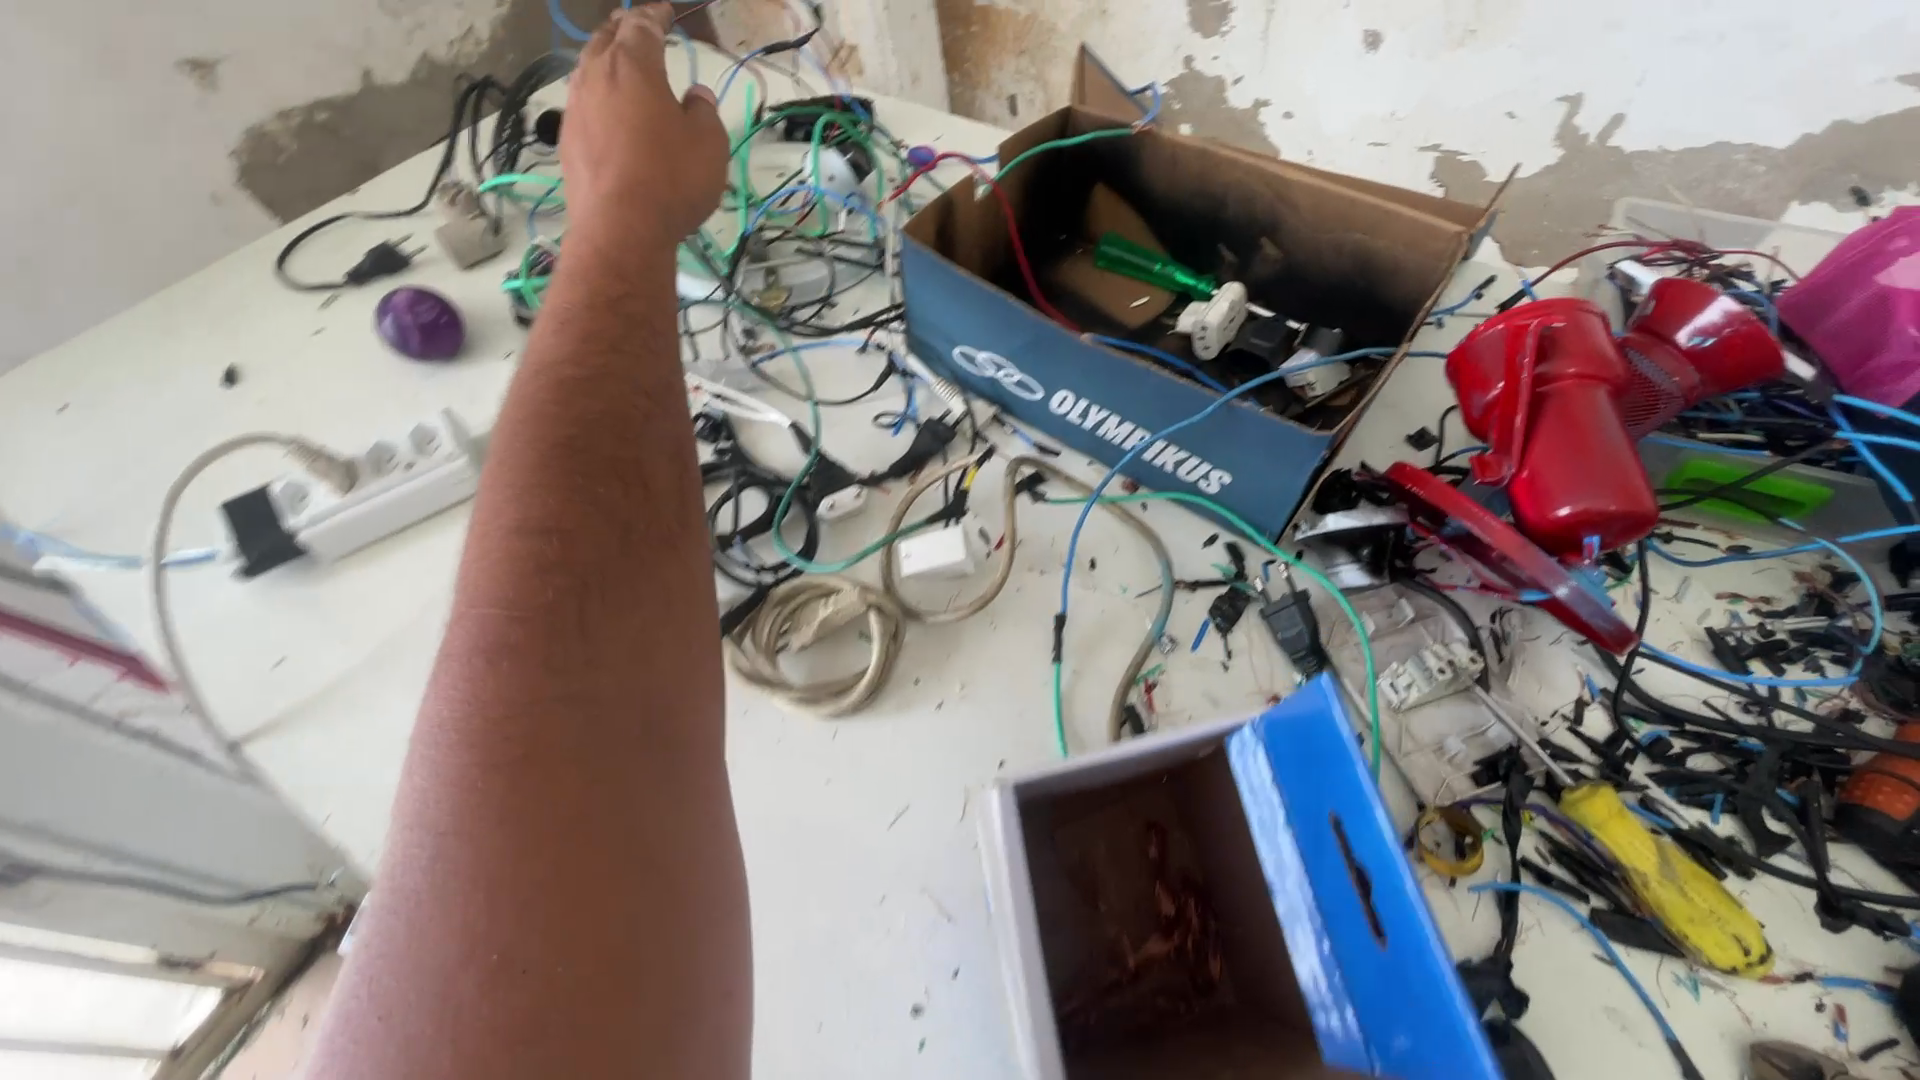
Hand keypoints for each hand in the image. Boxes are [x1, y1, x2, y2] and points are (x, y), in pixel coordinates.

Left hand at [561, 5, 726, 243]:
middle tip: (636, 26)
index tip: (664, 10)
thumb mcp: (709, 145)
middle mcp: (597, 77)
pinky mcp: (568, 141)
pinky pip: (583, 104)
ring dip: (604, 61)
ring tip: (618, 67)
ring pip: (588, 69)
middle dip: (622, 28)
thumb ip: (703, 113)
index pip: (643, 25)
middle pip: (606, 39)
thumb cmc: (672, 180)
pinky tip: (607, 112)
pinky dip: (597, 97)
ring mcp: (576, 108)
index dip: (655, 15)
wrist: (621, 229)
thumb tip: (695, 96)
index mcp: (634, 66)